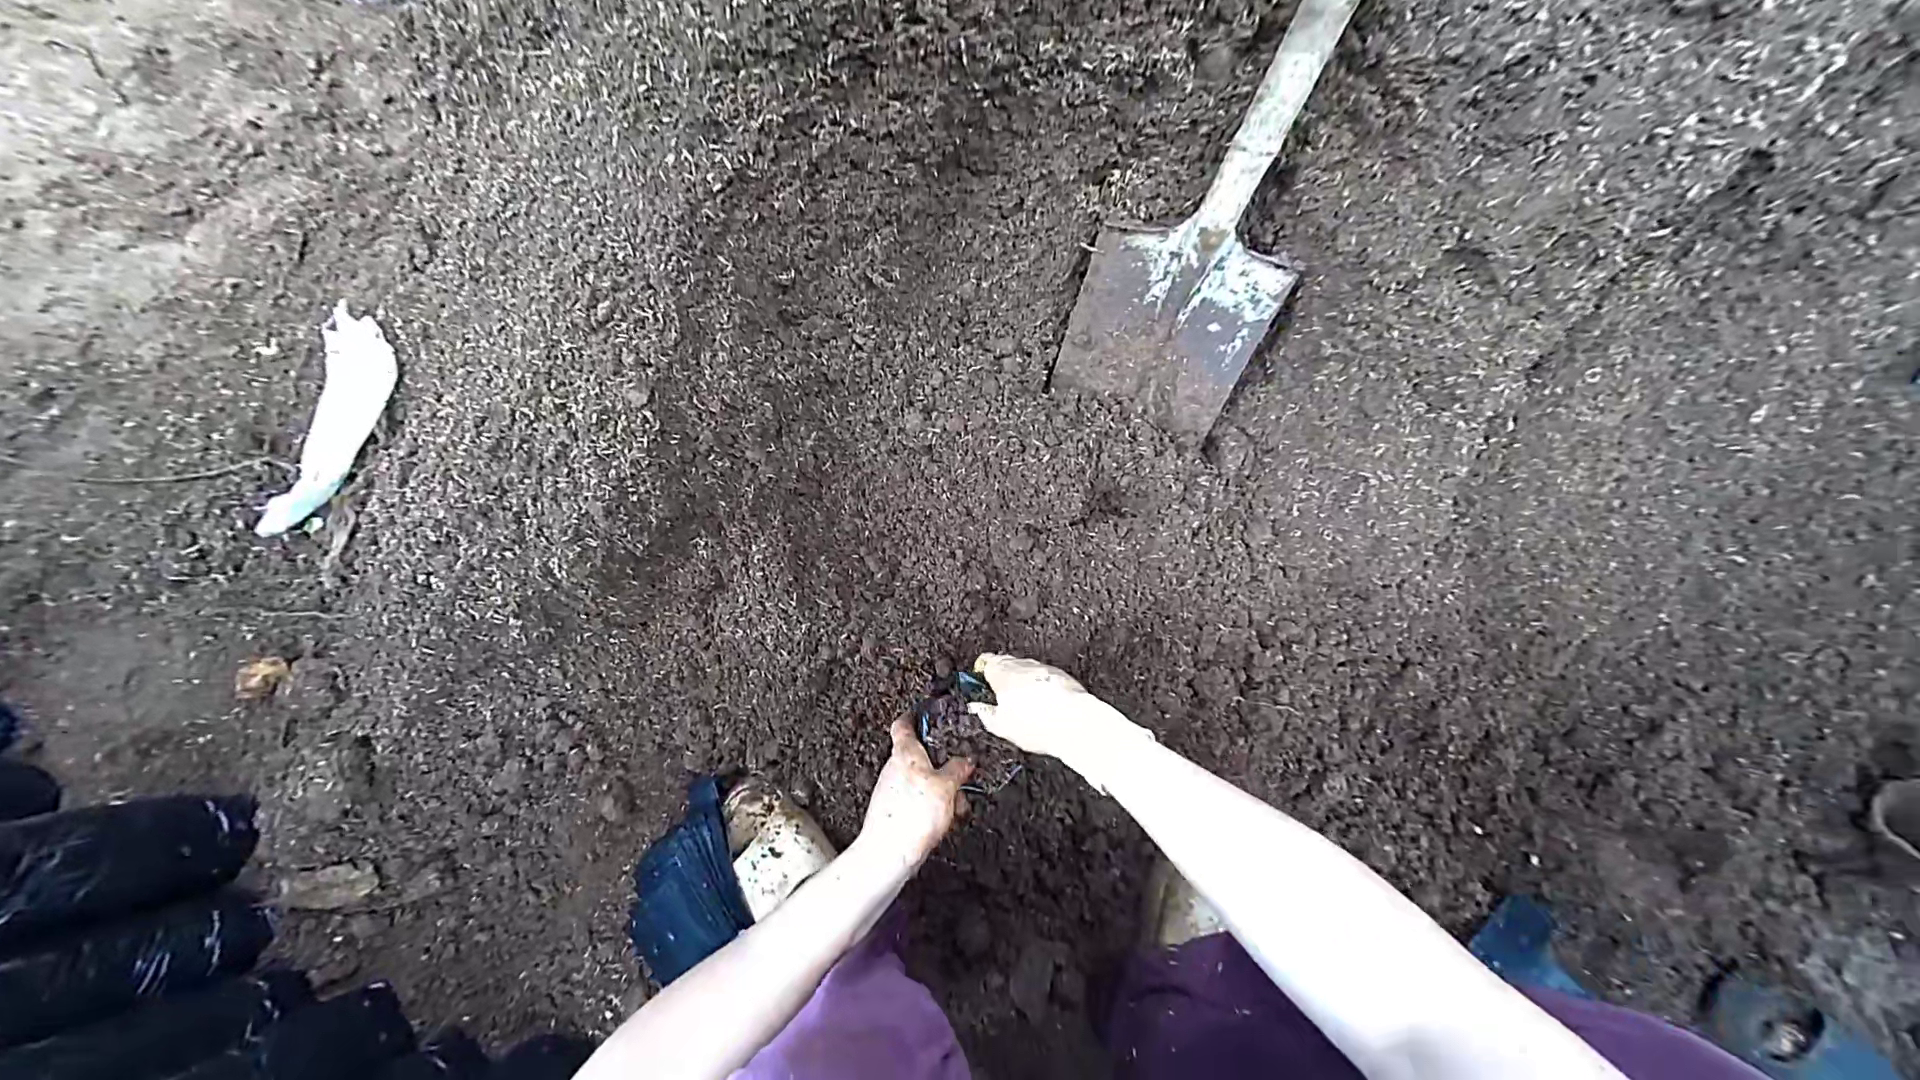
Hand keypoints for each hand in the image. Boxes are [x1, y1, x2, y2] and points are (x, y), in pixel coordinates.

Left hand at [858, 717, 973, 868]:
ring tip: (955, 807)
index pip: (904, 724)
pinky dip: (931, 805)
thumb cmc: (911, 816)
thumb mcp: (947, 786)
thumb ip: (958, 769)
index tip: (924, 713)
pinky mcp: (893, 809)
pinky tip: (943, 820)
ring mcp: (891, 789)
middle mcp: (894, 767)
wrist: (889, 853)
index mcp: (904, 753)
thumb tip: (965, 761)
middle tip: (958, 775)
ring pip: (920, 779)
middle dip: (941, 765)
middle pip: (919, 755)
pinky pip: (916, 799)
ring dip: (940, 789)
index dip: (915, 716)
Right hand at [967, 653, 1155, 789]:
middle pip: (1006, 665)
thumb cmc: (1039, 724)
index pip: (985, 661)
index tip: (979, 684)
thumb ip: (985, 714)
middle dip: (1002, 680)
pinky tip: (1043, 709)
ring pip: (1027, 672)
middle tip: (1000, 701)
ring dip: (1023, 685)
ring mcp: (1045, 669)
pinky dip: (1042, 690)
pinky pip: (1046, 680)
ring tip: (1024, 709)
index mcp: (1003, 671)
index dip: (980, 673)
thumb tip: (978, 709)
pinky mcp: (1063, 677)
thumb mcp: (1000, 726)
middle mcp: (1024, 664)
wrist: (1077, 724)